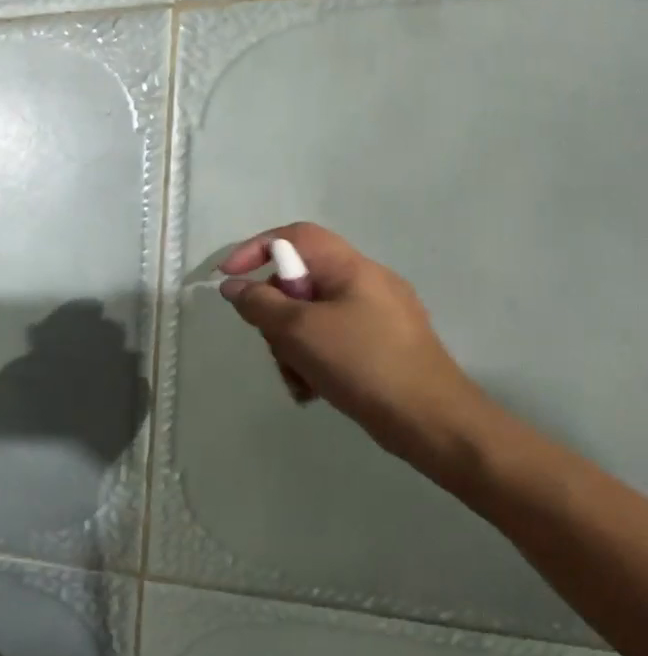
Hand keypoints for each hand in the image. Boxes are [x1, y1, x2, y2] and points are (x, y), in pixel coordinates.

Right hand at [218, 223, 485, 464]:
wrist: (428, 418)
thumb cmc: (361, 362)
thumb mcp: (296, 328)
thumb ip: (258, 302)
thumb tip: (234, 287)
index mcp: (353, 270)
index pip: (295, 236)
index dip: (254, 249)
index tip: (227, 279)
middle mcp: (366, 285)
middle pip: (297, 282)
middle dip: (272, 312)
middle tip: (271, 339)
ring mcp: (374, 316)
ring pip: (307, 315)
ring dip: (288, 342)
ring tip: (296, 373)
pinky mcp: (377, 344)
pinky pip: (327, 339)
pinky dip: (309, 358)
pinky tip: (311, 385)